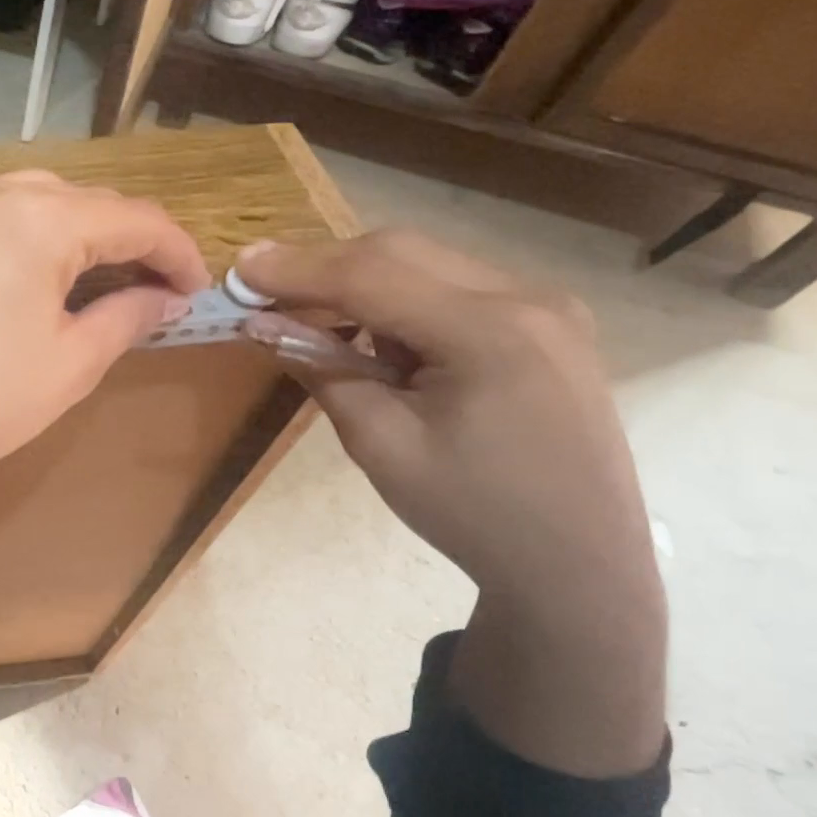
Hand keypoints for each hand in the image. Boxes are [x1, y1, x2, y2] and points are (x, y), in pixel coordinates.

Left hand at [0, 171, 210, 495]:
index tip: (195, 287)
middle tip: (150, 285)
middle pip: (82, 201)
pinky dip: (18, 229)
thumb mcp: (73, 362)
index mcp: (38, 220)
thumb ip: (129, 313)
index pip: (133, 217)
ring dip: (72, 229)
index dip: (176, 250)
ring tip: (93, 275)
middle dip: (125, 238)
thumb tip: (167, 296)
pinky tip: (28, 266)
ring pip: (32, 198)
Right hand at [236, 230, 653, 597]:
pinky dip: (396, 296)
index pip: (370, 275)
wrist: (580, 565)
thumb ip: (321, 369)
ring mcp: (544, 304)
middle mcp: (526, 298)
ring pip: (422, 261)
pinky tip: (373, 335)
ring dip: (357, 279)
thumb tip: (260, 322)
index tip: (236, 271)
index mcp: (491, 332)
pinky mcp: (544, 320)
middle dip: (322, 266)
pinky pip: (450, 284)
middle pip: (398, 252)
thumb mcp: (379, 443)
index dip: (295, 269)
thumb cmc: (472, 513)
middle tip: (261, 291)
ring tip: (309, 318)